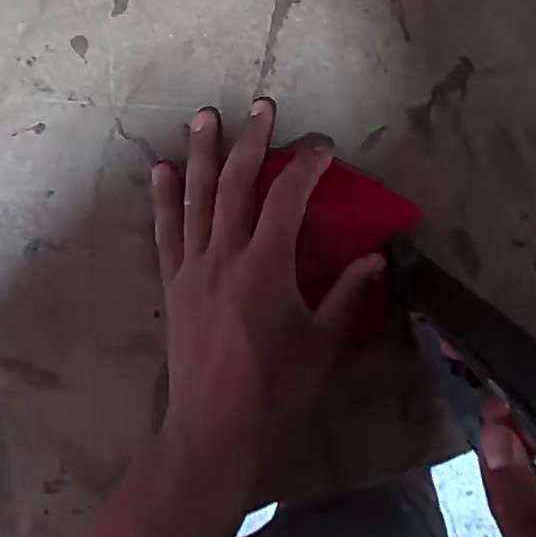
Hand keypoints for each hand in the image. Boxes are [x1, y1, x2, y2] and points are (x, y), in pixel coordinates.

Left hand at [151, 100, 383, 479]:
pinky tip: (159, 168)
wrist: (213, 429)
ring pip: (196, 197)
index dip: (307, 165)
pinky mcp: (173, 283)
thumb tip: (376, 257)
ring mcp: (193, 267)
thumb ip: (347, 293)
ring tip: (204, 116)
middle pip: (237, 183)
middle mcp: (226, 255)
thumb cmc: (276, 386)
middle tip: (262, 107)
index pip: (288, 197)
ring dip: (201, 153)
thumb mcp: (323, 340)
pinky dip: (163, 197)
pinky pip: (166, 231)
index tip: (323, 145)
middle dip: (252, 141)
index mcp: (267, 265)